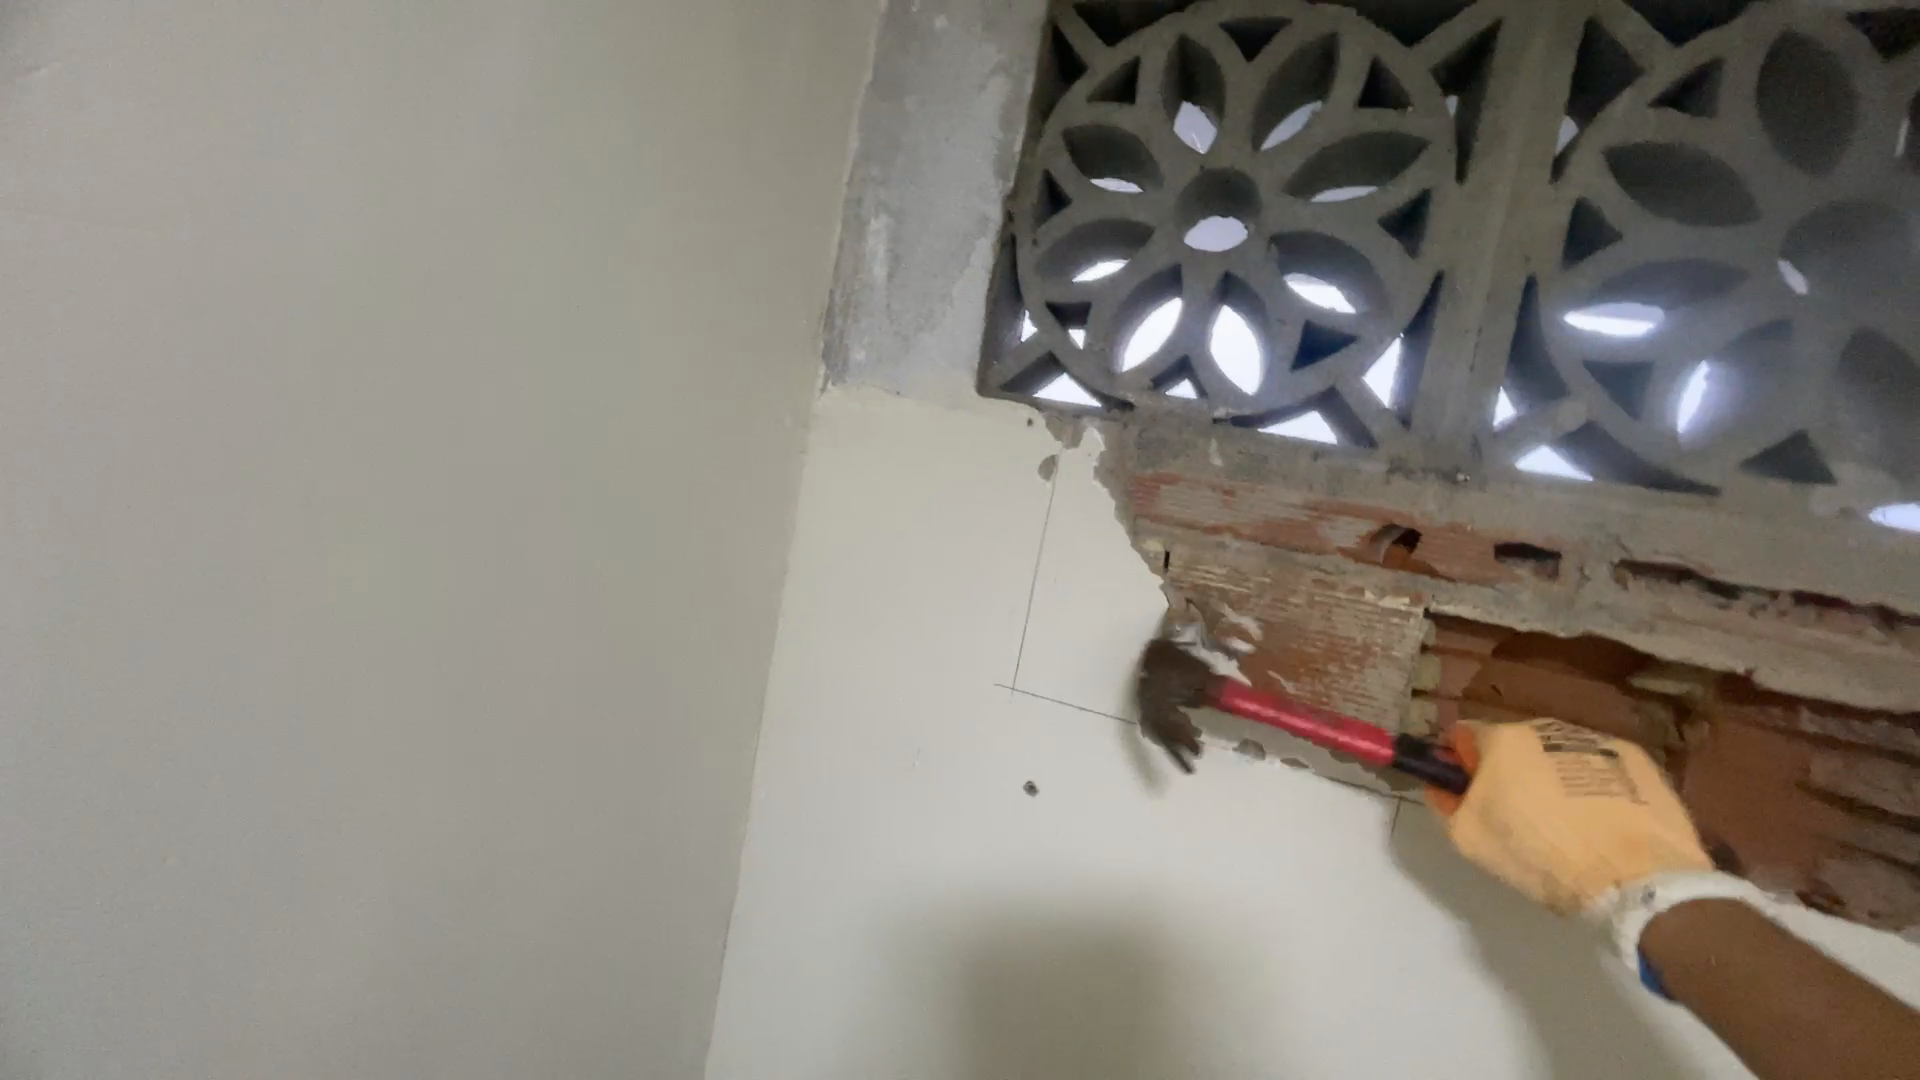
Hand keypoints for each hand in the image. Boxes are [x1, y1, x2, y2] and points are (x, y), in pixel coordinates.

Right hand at [1427, 718, 1712, 913]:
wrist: (1636, 881)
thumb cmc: (1538, 853)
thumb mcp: (1467, 837)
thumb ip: (1445, 803)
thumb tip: (1442, 788)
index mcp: (1501, 738)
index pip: (1464, 737)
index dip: (1461, 764)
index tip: (1468, 792)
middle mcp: (1548, 729)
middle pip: (1514, 745)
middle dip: (1510, 770)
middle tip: (1518, 813)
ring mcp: (1599, 743)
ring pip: (1560, 756)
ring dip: (1555, 777)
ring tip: (1569, 822)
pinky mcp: (1642, 765)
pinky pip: (1603, 769)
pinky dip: (1597, 787)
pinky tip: (1603, 822)